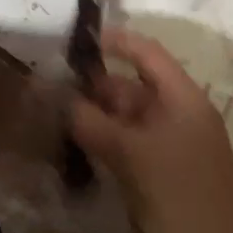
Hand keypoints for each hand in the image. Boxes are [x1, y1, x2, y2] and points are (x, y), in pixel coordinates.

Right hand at [72, 31, 232, 232]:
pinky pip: (124, 143)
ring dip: (91, 114)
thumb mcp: (130, 153)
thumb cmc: (180, 193)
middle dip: (91, 85)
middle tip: (49, 84)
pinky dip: (100, 139)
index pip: (146, 52)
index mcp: (183, 99)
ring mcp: (170, 145)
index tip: (73, 40)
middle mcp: (177, 115)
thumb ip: (88, 119)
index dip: (112, 40)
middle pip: (129, 85)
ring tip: (53, 113)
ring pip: (123, 117)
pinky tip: (73, 143)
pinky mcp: (161, 173)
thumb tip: (52, 94)